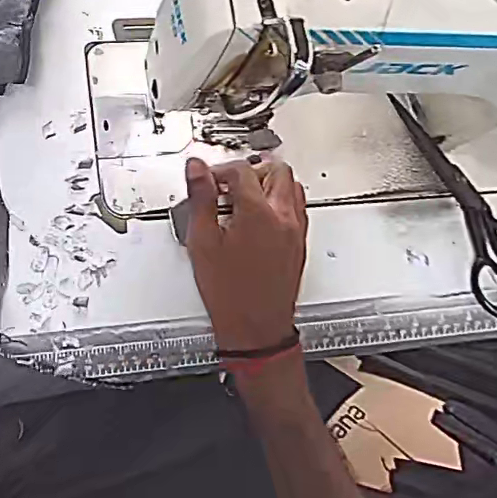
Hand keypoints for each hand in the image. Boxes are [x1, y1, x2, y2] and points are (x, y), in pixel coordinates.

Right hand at [184, 157, 307, 350]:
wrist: (255, 328)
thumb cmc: (230, 293)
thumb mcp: (202, 241)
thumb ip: (200, 198)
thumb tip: (197, 169)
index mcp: (258, 213)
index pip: (242, 171)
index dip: (219, 170)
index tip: (207, 180)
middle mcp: (283, 218)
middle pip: (276, 170)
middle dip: (249, 171)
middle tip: (227, 185)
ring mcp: (295, 231)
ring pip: (291, 186)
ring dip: (267, 183)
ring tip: (242, 198)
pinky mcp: (299, 243)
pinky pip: (296, 207)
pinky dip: (278, 201)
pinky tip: (258, 216)